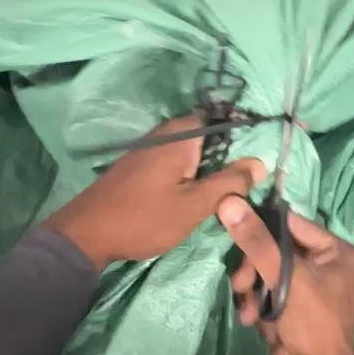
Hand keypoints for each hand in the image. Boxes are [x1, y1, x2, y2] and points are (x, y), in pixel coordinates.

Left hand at [44, 115, 265, 270]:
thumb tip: (259, 163)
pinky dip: (195, 174)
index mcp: (181, 136)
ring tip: (233, 190)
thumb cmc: (143, 218)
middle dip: (232, 154)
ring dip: (213, 168)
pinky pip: (179, 162)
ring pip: (195, 152)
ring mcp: (151, 150)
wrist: (86, 235)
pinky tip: (203, 194)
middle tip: (253, 180)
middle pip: (210, 136)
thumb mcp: (194, 205)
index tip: (267, 150)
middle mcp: (166, 135)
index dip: (247, 131)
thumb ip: (229, 183)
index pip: (223, 119)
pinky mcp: (142, 167)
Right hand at [217, 197, 353, 354]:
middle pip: (273, 247)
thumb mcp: (285, 276)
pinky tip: (250, 317)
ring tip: (245, 303)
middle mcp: (322, 263)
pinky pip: (263, 290)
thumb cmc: (311, 321)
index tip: (232, 228)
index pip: (291, 223)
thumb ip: (257, 241)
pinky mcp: (287, 305)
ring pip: (264, 269)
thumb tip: (229, 201)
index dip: (262, 227)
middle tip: (242, 282)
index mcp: (335, 250)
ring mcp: (304, 286)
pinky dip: (254, 302)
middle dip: (253, 266)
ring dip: (249, 286)